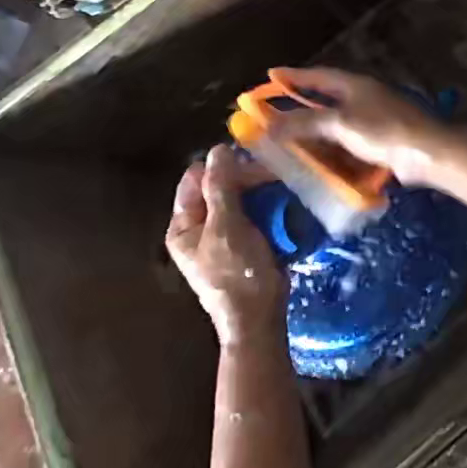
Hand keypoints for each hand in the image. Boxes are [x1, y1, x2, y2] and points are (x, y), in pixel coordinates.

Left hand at [167, 145, 284, 345]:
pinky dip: (266, 204)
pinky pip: (254, 213)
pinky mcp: (246, 241)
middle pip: (219, 187)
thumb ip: (221, 187)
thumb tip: (218, 149)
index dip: (220, 166)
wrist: (260, 319)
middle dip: (244, 177)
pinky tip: (283, 199)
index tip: (249, 160)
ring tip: (280, 183)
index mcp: (183, 225)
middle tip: (271, 173)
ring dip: (258, 189)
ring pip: (240, 198)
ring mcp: (224, 235)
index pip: (196, 179)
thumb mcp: (226, 227)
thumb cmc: (237, 274)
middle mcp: (200, 227)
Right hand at [267, 67, 461, 188]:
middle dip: (303, 104)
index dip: (294, 76)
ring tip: (293, 137)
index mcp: (355, 85)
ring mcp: (375, 118)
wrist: (426, 153)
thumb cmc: (382, 131)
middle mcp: (364, 96)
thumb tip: (271, 124)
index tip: (271, 74)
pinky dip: (333, 146)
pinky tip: (322, 156)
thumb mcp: (340, 124)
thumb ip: (305, 122)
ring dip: (317, 128)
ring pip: (338, 120)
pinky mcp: (382, 139)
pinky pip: (349, 139)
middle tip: (277, 110)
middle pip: (327, 97)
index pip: (318, 75)